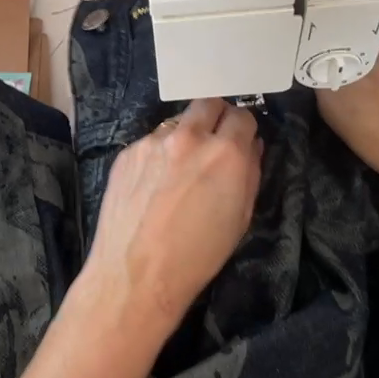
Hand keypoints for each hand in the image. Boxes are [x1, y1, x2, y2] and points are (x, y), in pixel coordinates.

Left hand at [84, 98, 261, 329]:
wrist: (136, 274)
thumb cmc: (198, 256)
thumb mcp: (241, 218)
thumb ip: (250, 174)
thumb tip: (251, 147)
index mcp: (226, 153)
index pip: (243, 116)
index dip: (243, 129)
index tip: (239, 141)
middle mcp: (190, 137)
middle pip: (208, 103)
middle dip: (215, 117)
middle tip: (212, 142)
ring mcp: (154, 142)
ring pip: (177, 122)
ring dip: (184, 136)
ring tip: (179, 170)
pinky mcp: (127, 152)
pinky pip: (150, 142)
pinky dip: (157, 154)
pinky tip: (152, 185)